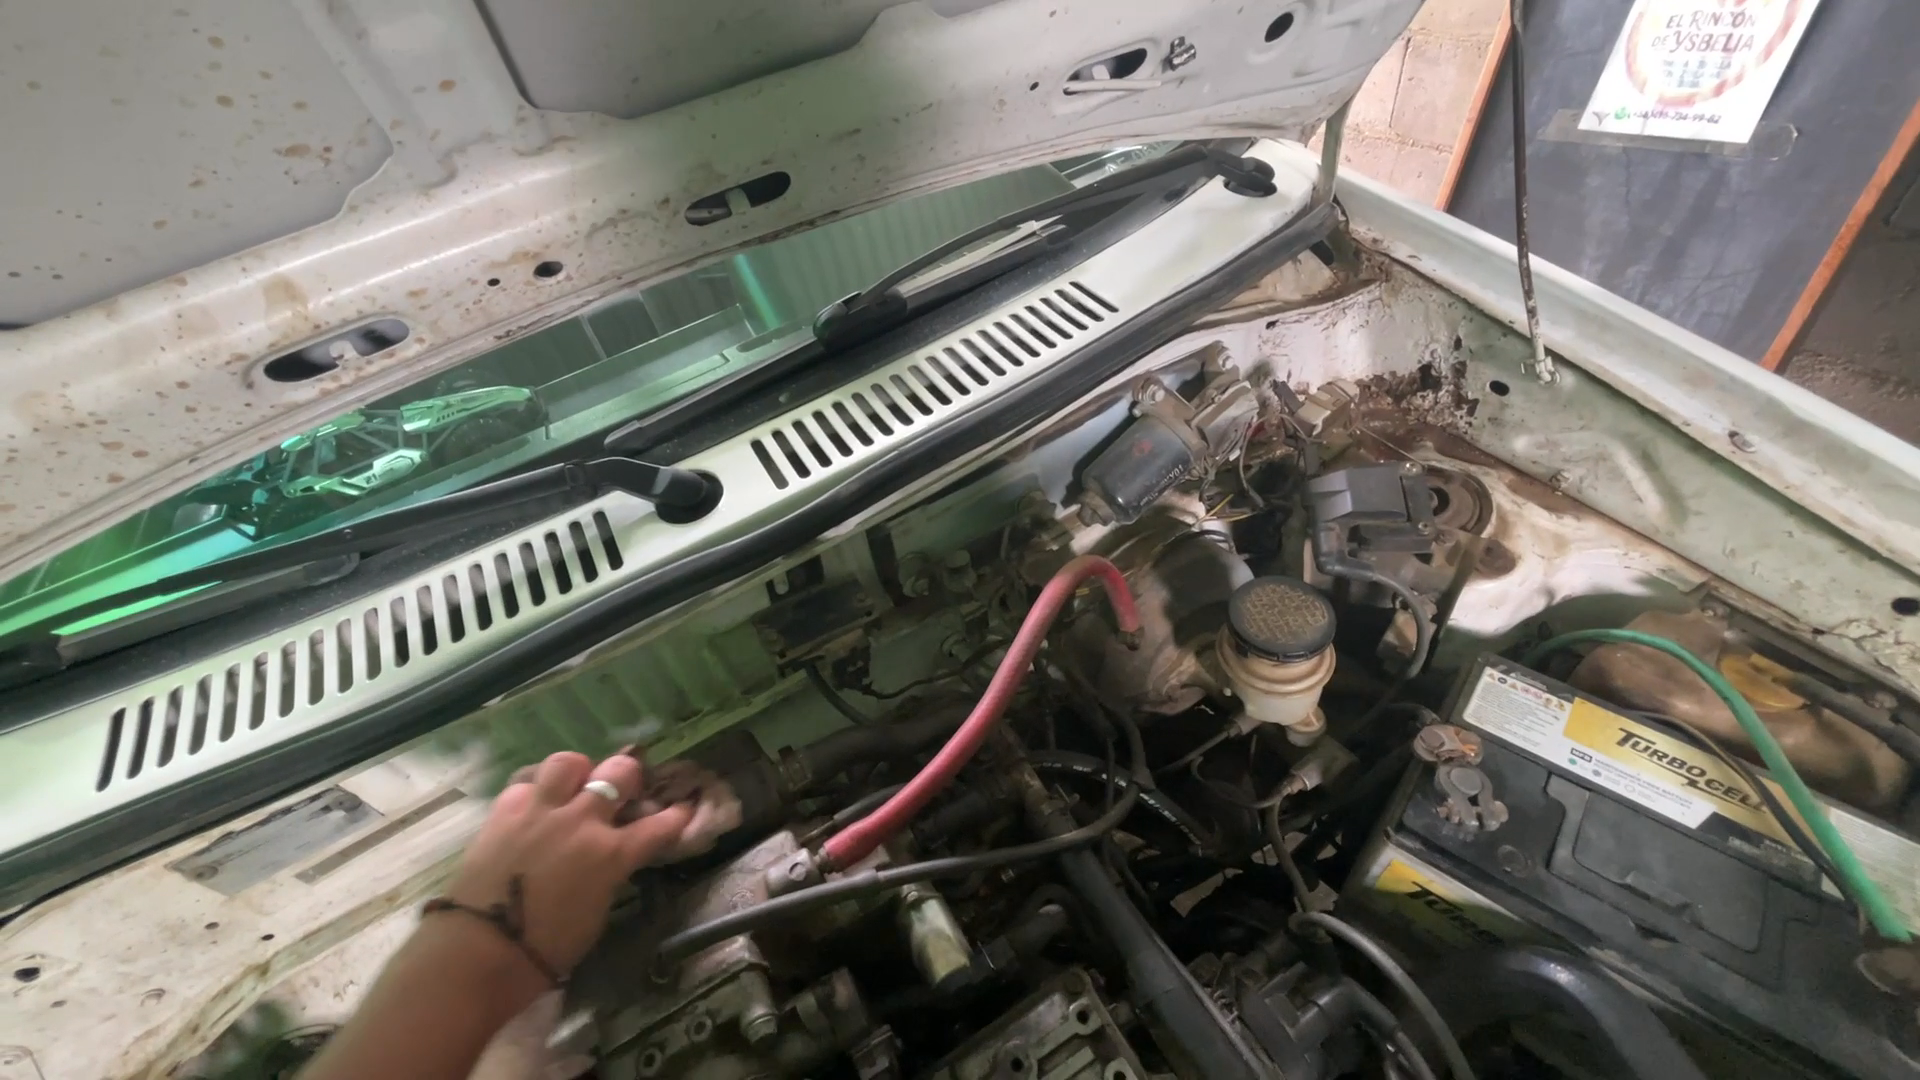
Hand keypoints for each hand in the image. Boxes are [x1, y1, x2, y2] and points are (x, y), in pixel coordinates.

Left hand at [444, 751, 695, 983]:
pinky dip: (535, 790)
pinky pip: (526, 781)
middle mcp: (582, 822)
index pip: (661, 823)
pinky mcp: (504, 812)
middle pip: (621, 772)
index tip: (684, 807)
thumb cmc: (545, 951)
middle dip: (630, 777)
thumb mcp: (598, 911)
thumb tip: (617, 854)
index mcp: (612, 854)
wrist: (477, 956)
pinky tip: (535, 805)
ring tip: (574, 788)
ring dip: (578, 773)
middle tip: (623, 790)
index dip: (678, 813)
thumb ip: (613, 871)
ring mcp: (542, 812)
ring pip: (570, 762)